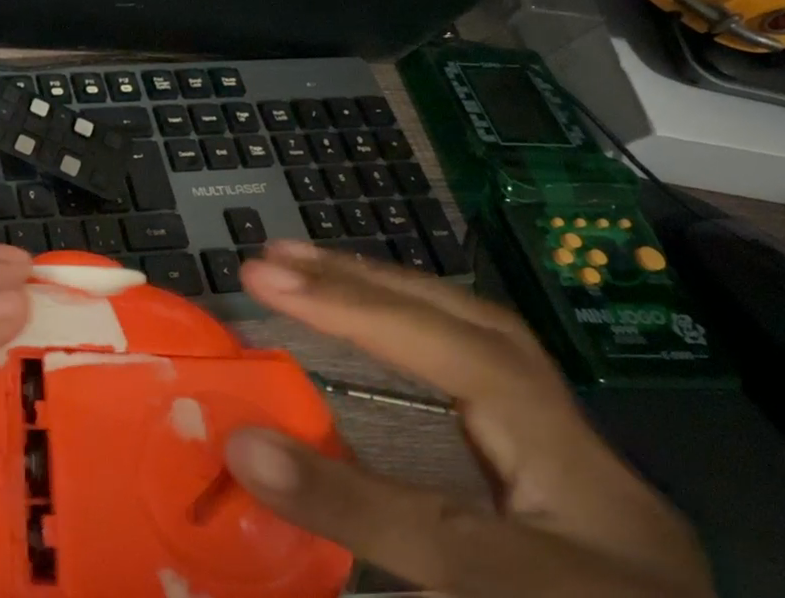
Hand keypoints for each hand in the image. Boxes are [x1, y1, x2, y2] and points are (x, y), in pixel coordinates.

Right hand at [224, 241, 713, 597]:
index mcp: (579, 469)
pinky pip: (471, 399)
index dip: (353, 314)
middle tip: (281, 257)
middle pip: (481, 335)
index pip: (460, 365)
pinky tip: (369, 353)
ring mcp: (563, 480)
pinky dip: (410, 355)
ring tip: (315, 280)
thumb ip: (368, 514)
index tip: (261, 278)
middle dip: (376, 284)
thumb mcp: (485, 581)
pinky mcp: (540, 506)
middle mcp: (575, 455)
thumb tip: (241, 444)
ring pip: (484, 359)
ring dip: (394, 307)